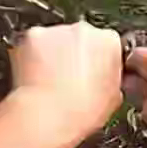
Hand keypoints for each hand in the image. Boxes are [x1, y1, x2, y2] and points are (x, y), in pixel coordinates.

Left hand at [4, 23, 123, 143]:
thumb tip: (105, 79)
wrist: (48, 117)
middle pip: (81, 38)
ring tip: (52, 82)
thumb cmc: (80, 112)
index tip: (94, 73)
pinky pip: (34, 44)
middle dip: (76, 54)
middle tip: (71, 80)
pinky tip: (36, 78)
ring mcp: (56, 32)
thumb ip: (111, 78)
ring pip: (56, 40)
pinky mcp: (31, 37)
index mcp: (109, 42)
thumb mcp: (114, 97)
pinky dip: (33, 57)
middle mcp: (84, 30)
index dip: (100, 61)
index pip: (108, 44)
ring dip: (54, 55)